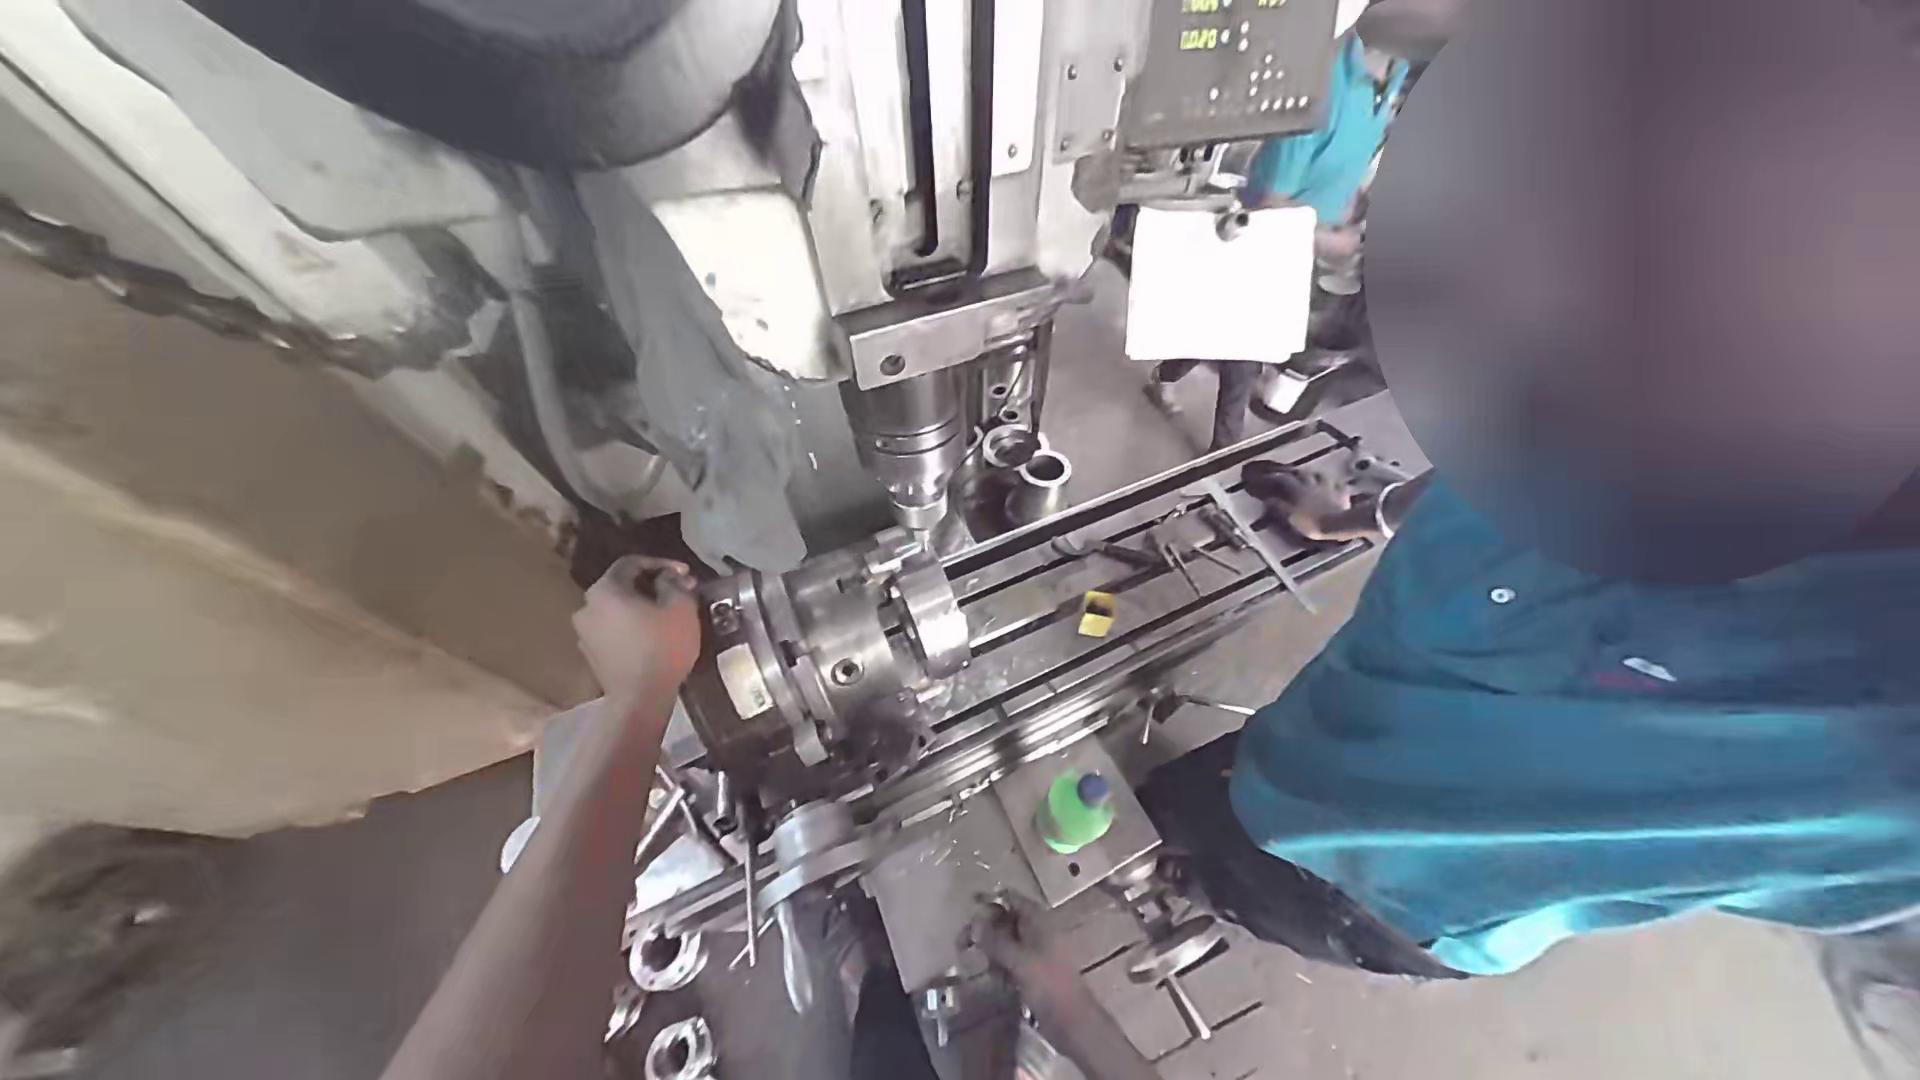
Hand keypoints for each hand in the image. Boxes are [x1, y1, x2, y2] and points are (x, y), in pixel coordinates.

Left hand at [572, 555, 700, 705]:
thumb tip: (670, 577)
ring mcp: (584, 632)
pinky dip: (631, 626)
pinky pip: (613, 629)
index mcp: (605, 590)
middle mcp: (586, 607)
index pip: (631, 563)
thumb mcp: (681, 608)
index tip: (684, 573)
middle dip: (652, 585)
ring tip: (666, 615)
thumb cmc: (662, 646)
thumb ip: (675, 584)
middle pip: (622, 586)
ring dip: (641, 607)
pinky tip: (651, 636)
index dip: (661, 563)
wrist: (640, 697)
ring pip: (617, 609)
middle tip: (678, 592)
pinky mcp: (590, 654)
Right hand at [968, 891, 1074, 992]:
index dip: (989, 899)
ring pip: (1007, 941)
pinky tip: (998, 982)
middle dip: (986, 930)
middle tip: (963, 943)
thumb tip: (975, 922)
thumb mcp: (1019, 961)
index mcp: (1038, 918)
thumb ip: (995, 940)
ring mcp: (1037, 949)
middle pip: (1006, 919)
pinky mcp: (1035, 969)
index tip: (968, 908)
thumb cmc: (1048, 985)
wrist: (1074, 1022)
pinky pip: (1013, 960)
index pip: (1010, 897)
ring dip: (993, 952)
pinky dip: (1002, 967)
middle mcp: (1037, 928)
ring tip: (986, 968)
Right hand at [1242, 460, 1365, 541]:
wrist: (1337, 525)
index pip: (1284, 479)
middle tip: (1291, 473)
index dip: (1275, 477)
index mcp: (1298, 490)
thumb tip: (1268, 499)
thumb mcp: (1290, 517)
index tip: (1269, 476)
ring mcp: (1328, 487)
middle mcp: (1312, 484)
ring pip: (1320, 475)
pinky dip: (1333, 483)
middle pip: (1303, 473)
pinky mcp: (1341, 492)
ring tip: (1311, 475)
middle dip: (1295, 472)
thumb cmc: (1311, 522)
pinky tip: (1332, 484)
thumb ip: (1279, 507)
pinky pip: (1337, 484)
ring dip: (1314, 474)